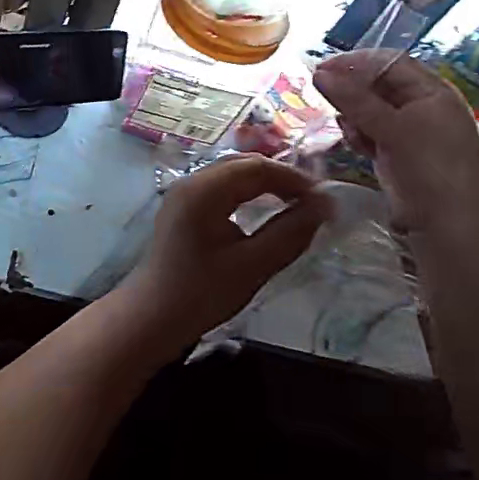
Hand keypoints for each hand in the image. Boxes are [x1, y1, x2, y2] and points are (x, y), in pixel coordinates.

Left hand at [115, 155, 333, 346]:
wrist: (153, 314)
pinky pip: (220, 187)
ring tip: (296, 202)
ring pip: (231, 174)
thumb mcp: (254, 265)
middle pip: (243, 165)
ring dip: (264, 183)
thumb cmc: (202, 292)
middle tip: (314, 200)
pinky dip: (246, 192)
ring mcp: (183, 193)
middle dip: (280, 177)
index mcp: (204, 190)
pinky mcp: (182, 206)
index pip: (257, 168)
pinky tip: (263, 208)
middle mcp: (191, 182)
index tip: (325, 199)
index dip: (294, 178)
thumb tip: (324, 207)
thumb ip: (290, 232)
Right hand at [313, 51, 478, 237]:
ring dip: (354, 115)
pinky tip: (355, 143)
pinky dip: (360, 134)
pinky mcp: (399, 155)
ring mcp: (412, 133)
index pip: (390, 63)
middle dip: (352, 90)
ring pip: (372, 111)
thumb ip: (354, 99)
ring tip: (347, 128)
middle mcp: (424, 108)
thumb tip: (318, 73)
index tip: (321, 71)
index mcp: (433, 92)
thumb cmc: (429, 169)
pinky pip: (372, 133)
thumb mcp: (392, 129)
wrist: (451, 229)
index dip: (356, 63)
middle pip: (379, 85)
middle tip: (323, 98)